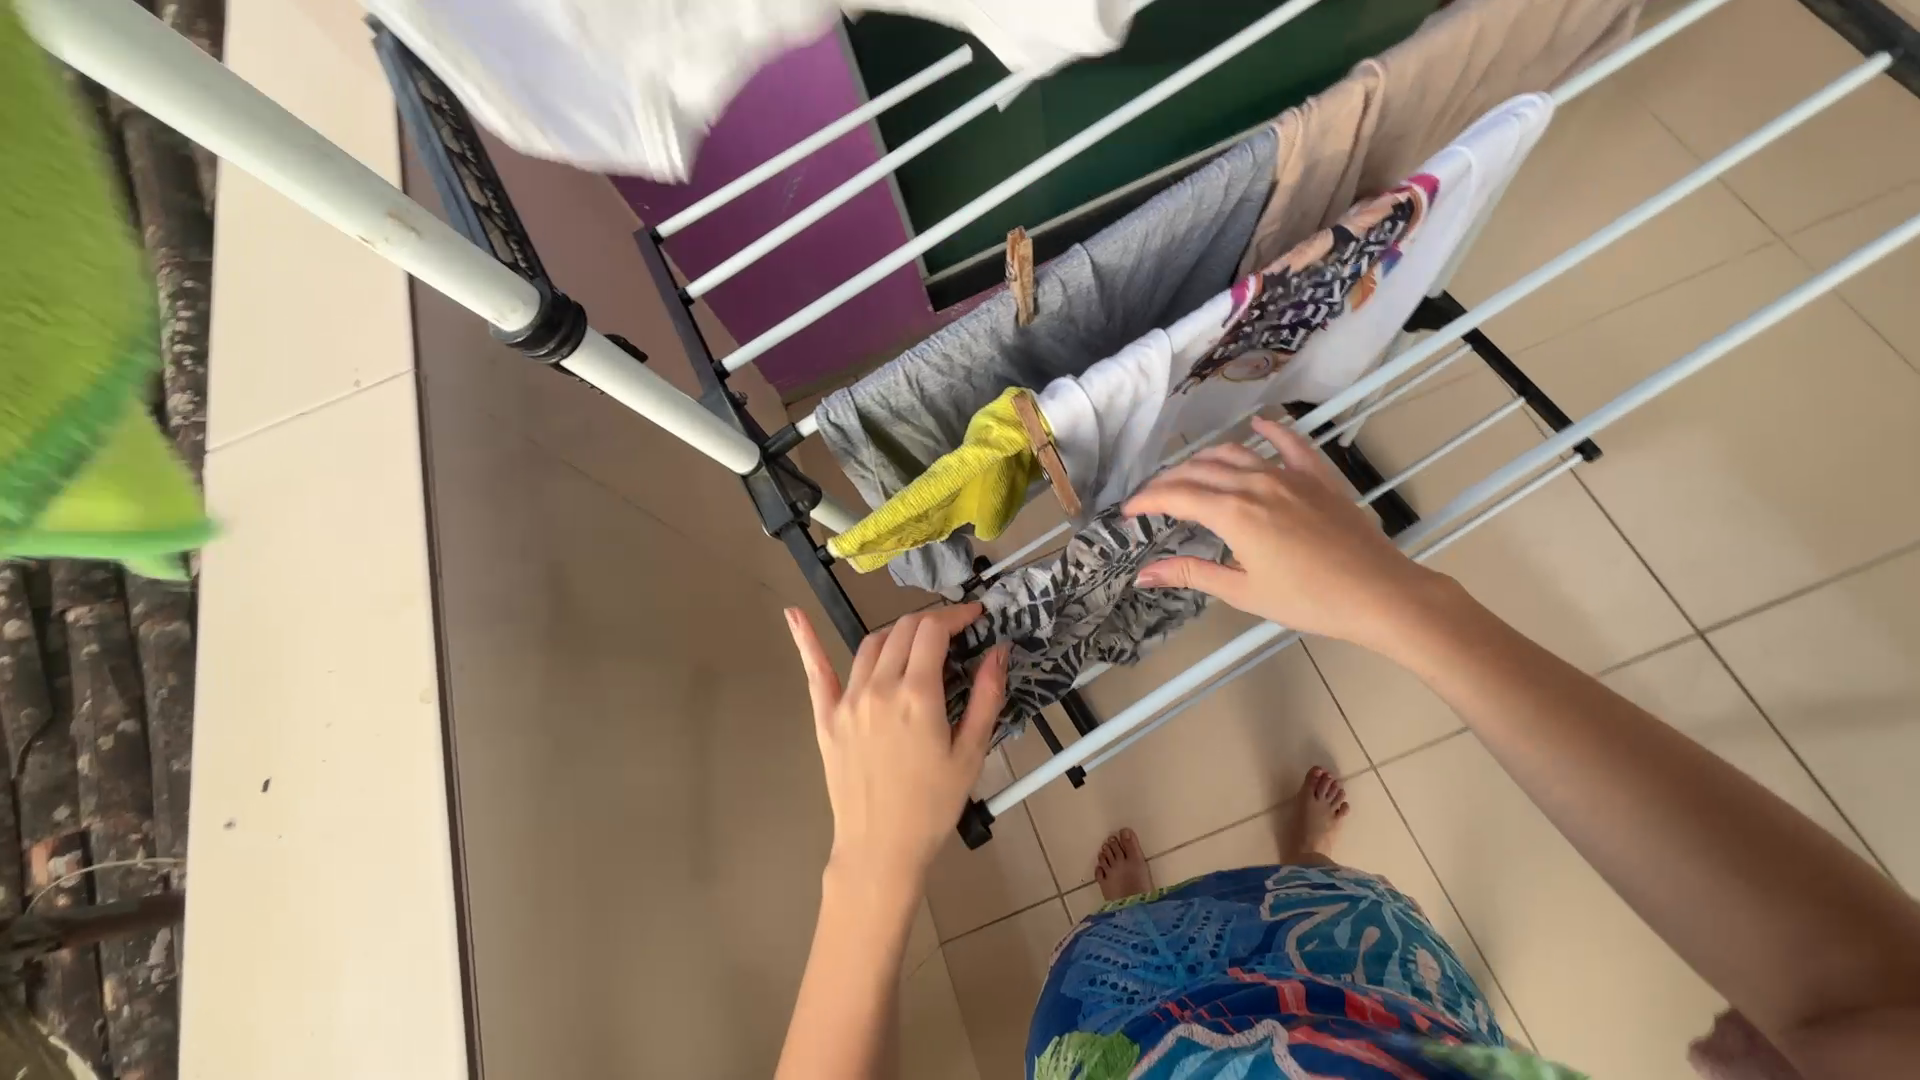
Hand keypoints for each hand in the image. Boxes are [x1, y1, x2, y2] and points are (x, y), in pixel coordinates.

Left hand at [785, 604, 1009, 889]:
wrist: (880, 849)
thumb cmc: (932, 806)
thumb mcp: (970, 754)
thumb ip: (986, 697)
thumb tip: (999, 651)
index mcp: (916, 694)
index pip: (933, 630)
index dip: (956, 615)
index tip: (974, 615)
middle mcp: (878, 687)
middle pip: (903, 630)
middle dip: (932, 622)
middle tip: (954, 632)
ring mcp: (847, 700)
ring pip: (871, 644)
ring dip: (897, 633)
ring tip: (917, 641)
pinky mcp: (826, 718)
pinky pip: (816, 672)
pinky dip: (806, 640)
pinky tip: (794, 614)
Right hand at [1124, 416, 1453, 653]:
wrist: (1378, 592)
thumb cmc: (1307, 600)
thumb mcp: (1242, 590)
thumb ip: (1191, 574)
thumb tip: (1144, 575)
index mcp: (1233, 513)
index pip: (1176, 496)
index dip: (1147, 500)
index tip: (1129, 511)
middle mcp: (1255, 484)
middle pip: (1199, 471)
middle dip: (1168, 481)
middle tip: (1151, 496)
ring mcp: (1288, 476)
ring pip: (1235, 454)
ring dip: (1204, 459)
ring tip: (1187, 471)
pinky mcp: (1317, 477)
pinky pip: (1289, 444)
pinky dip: (1269, 432)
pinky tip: (1257, 425)